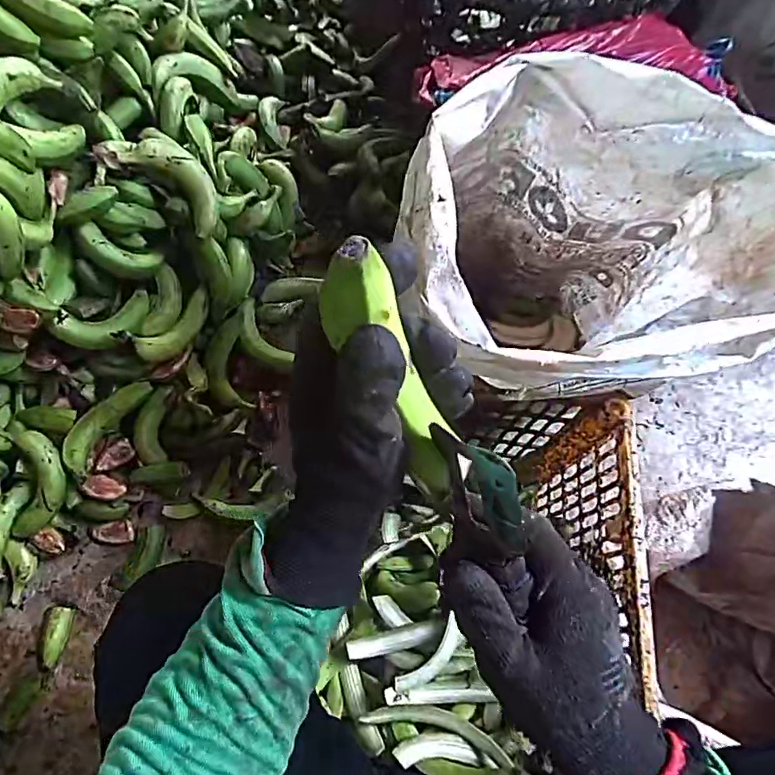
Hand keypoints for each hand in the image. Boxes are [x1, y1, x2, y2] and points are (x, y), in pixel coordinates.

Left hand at [265, 236, 474, 611]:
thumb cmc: (346, 470)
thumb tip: (379, 328)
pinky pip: (430, 376)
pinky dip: (445, 388)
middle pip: (392, 316)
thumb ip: (366, 380)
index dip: (374, 270)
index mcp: (324, 351)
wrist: (352, 514)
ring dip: (440, 363)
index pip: (345, 291)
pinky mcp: (399, 396)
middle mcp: (349, 354)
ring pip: (417, 345)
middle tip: (436, 358)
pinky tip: (450, 409)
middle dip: (421, 332)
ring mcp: (376, 375)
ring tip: (445, 395)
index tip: (408, 260)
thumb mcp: (356, 427)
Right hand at [441, 516, 674, 774]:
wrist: (605, 747)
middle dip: (485, 547)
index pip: (527, 525)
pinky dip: (509, 583)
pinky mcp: (576, 605)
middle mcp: (581, 578)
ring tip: (466, 596)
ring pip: (529, 556)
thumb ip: (483, 612)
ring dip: (494, 567)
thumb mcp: (509, 664)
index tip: (453, 541)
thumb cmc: (557, 708)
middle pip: (526, 537)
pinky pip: (537, 577)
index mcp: (570, 585)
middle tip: (452, 576)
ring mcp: (582, 590)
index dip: (486, 522)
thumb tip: (456, 564)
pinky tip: (491, 610)